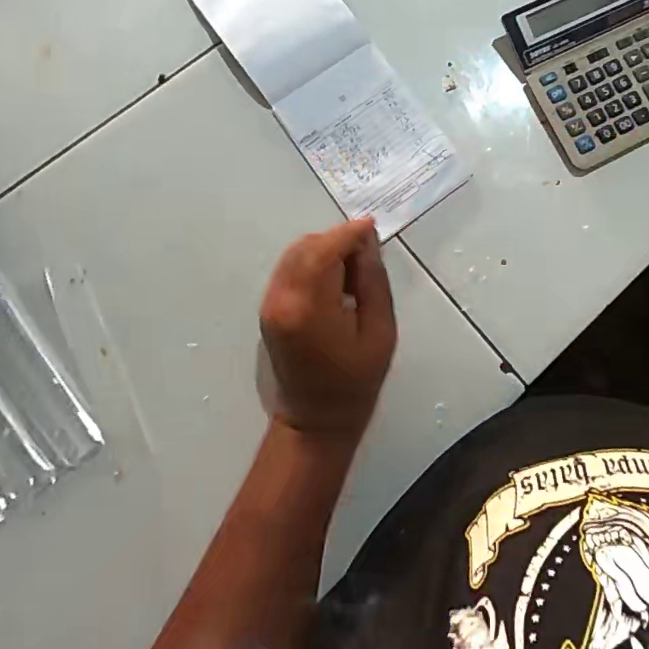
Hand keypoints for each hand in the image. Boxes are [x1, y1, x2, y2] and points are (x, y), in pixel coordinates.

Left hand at [259, 219, 396, 438]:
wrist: (316, 420)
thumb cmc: (356, 381)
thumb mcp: (380, 330)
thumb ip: (372, 280)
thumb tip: (367, 242)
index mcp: (308, 307)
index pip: (325, 250)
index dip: (349, 233)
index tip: (372, 227)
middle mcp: (281, 300)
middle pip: (306, 246)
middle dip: (337, 241)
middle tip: (366, 257)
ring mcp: (270, 304)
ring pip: (295, 254)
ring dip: (324, 251)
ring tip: (352, 274)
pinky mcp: (268, 309)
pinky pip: (289, 269)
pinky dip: (312, 263)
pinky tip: (334, 283)